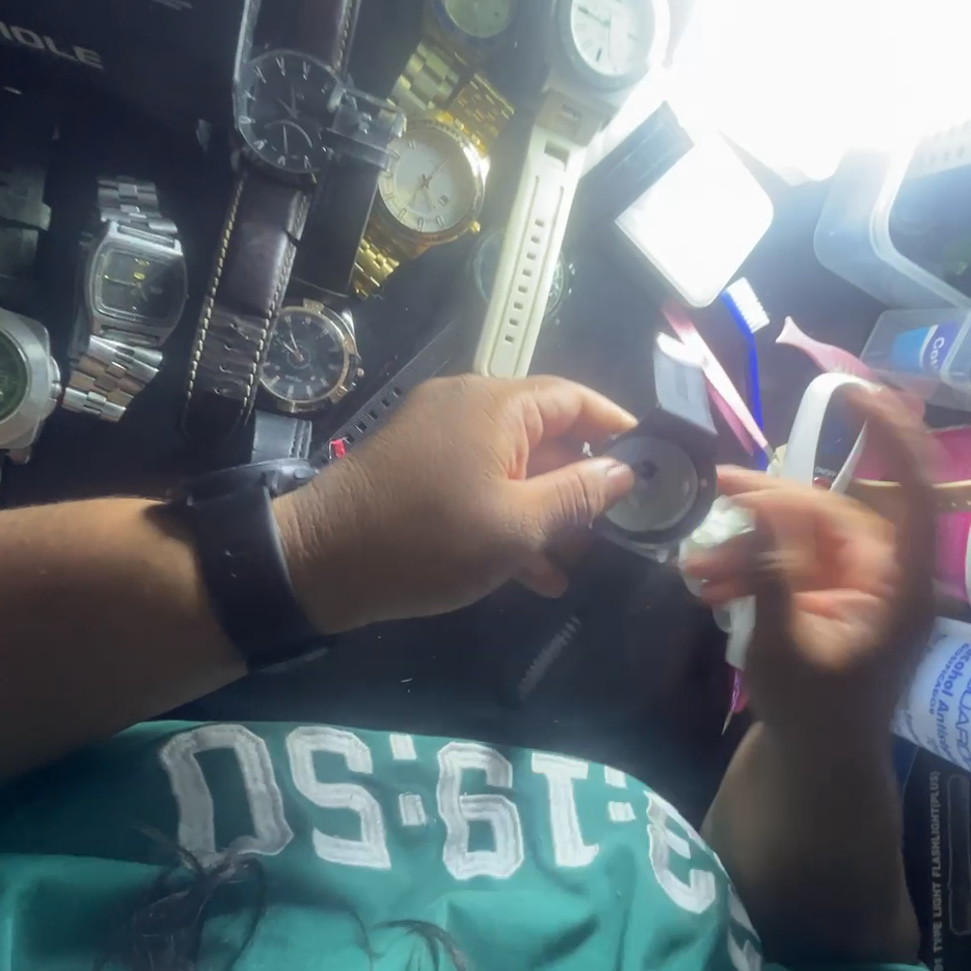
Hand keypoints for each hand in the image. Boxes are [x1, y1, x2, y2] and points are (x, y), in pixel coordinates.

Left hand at [275, 375, 637, 633]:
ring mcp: (440, 438)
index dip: (618, 428)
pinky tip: (534, 572)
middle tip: (613, 528)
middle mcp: (469, 408)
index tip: (652, 464)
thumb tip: (626, 471)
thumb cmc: (427, 541)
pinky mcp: (420, 470)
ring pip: (514, 468)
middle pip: (546, 435)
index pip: (576, 398)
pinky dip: (508, 518)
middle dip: (581, 484)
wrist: (318, 565)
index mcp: (497, 405)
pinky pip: (480, 484)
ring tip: (574, 560)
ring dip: (546, 511)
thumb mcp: (518, 524)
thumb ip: (580, 494)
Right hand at [682, 384, 937, 747]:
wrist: (815, 759)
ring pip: (797, 534)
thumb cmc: (812, 716)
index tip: (856, 394)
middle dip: (763, 509)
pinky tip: (708, 582)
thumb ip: (774, 576)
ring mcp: (853, 582)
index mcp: (898, 585)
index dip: (891, 439)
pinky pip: (786, 559)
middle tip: (710, 497)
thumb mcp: (785, 649)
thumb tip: (766, 508)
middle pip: (827, 511)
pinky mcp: (826, 592)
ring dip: (744, 545)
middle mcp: (882, 572)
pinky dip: (748, 566)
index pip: (914, 493)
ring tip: (694, 568)